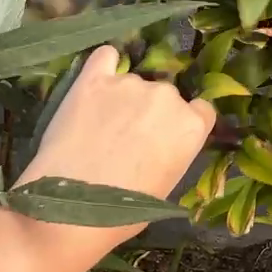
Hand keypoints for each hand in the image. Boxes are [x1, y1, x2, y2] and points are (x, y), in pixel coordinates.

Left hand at [16, 45, 216, 204]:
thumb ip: (174, 150)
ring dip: (123, 98)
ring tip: (99, 127)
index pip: (201, 109)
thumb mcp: (167, 185)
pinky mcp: (92, 80)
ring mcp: (129, 84)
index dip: (184, 123)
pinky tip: (96, 83)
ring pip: (134, 81)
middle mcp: (166, 97)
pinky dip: (104, 66)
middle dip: (152, 111)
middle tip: (127, 137)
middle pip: (166, 94)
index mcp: (191, 126)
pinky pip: (105, 57)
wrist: (70, 211)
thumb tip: (164, 141)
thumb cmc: (123, 214)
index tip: (166, 137)